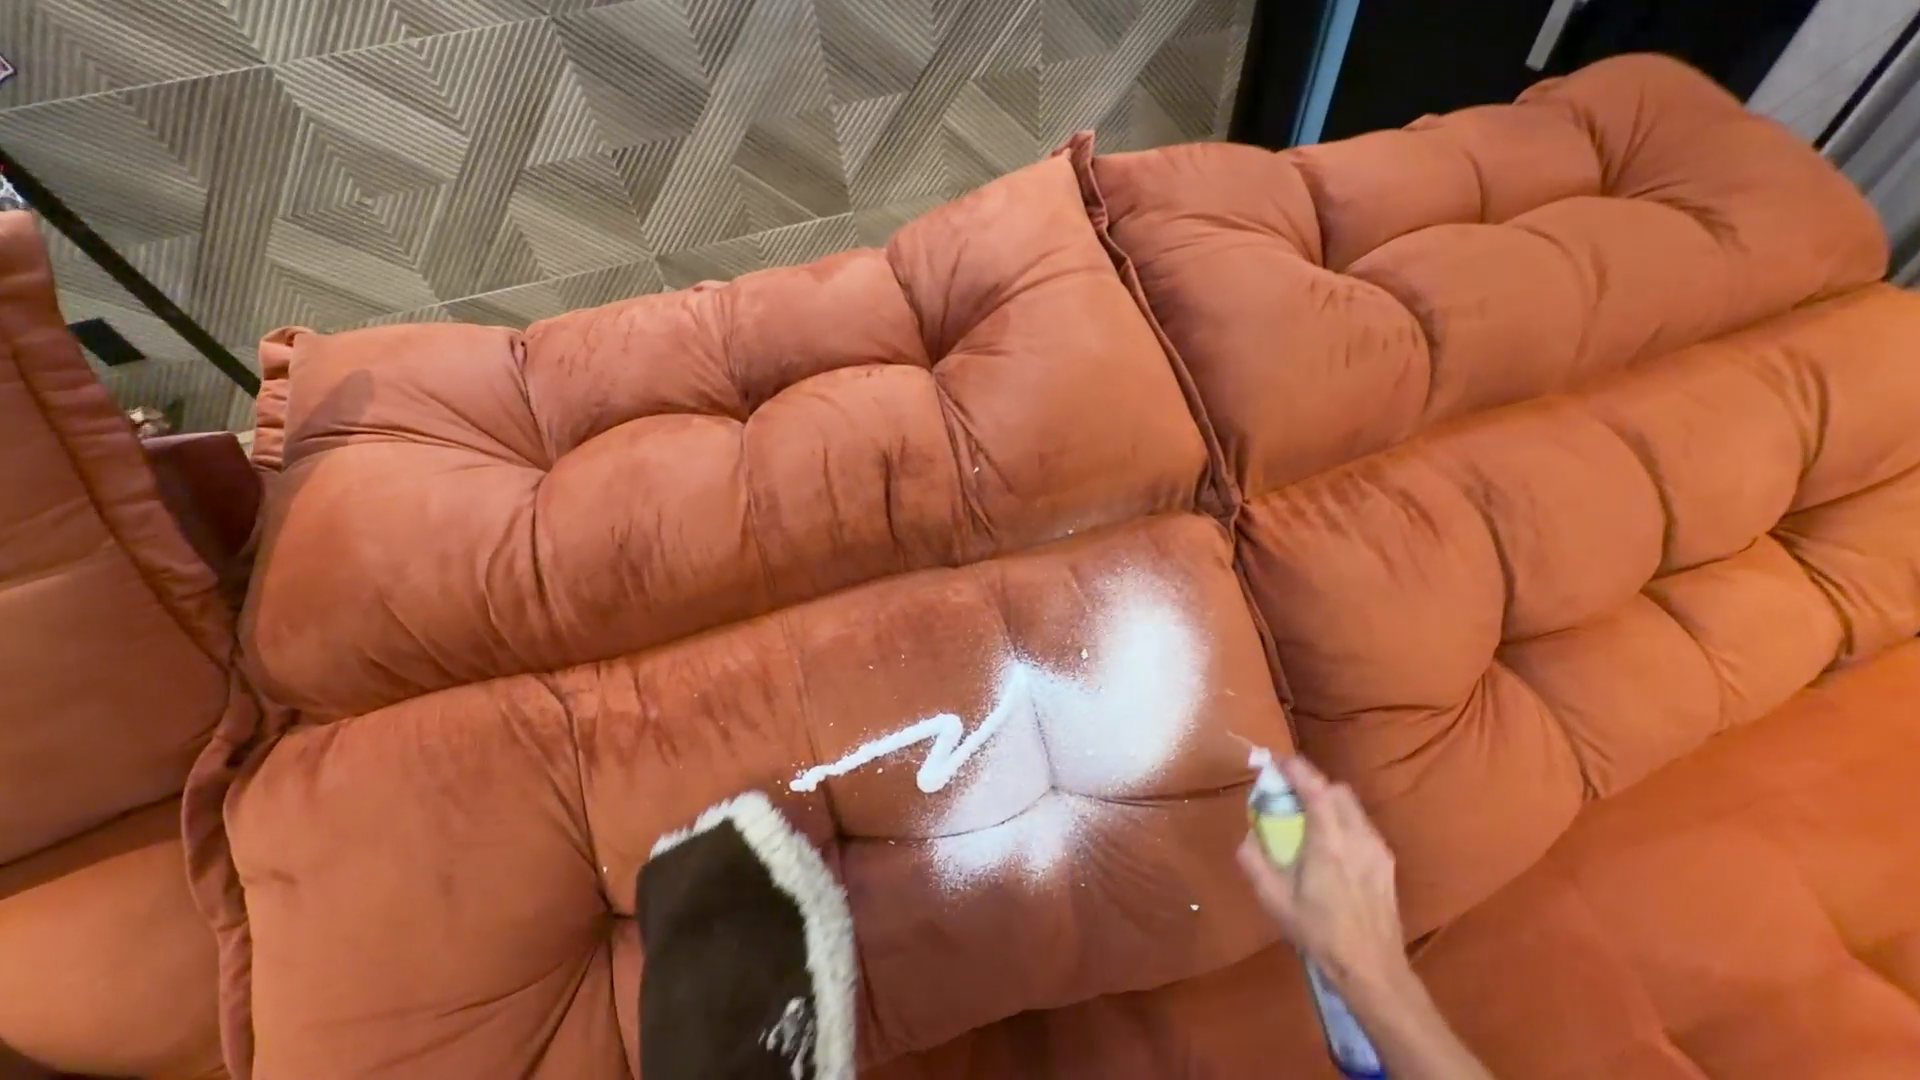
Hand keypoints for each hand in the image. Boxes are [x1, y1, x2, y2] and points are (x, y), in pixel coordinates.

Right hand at [1236, 755, 1409, 1001]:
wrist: (1372, 969)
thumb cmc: (1319, 934)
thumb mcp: (1275, 900)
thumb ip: (1255, 861)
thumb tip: (1247, 835)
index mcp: (1329, 844)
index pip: (1316, 790)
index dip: (1297, 769)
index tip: (1277, 760)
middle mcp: (1358, 838)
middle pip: (1337, 790)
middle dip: (1311, 783)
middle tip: (1288, 792)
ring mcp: (1377, 849)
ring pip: (1352, 806)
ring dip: (1327, 800)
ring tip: (1307, 817)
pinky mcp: (1386, 862)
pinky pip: (1361, 825)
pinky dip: (1342, 819)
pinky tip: (1329, 844)